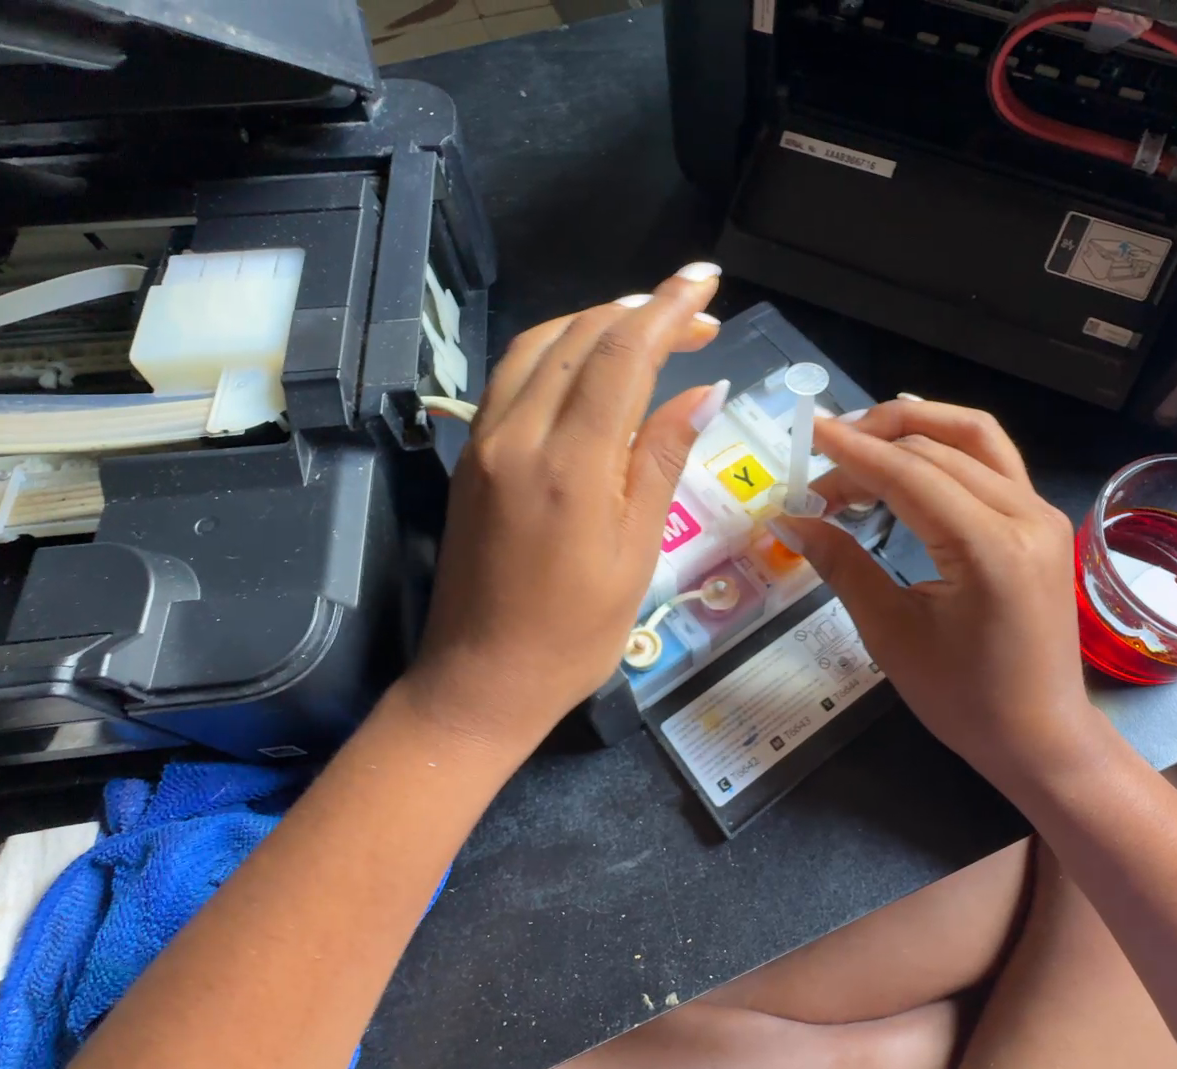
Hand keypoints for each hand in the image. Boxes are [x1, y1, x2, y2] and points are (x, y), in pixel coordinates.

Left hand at [400, 265, 728, 755]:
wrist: (479, 680)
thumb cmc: (574, 634)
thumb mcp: (637, 553)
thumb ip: (662, 459)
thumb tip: (702, 390)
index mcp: (570, 464)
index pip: (623, 354)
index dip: (669, 309)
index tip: (707, 281)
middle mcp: (518, 434)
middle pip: (581, 337)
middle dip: (641, 310)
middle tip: (697, 315)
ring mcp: (484, 440)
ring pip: (540, 345)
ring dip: (596, 321)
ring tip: (647, 327)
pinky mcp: (470, 454)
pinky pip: (514, 375)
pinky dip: (558, 349)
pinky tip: (590, 362)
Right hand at [771, 400, 1117, 792]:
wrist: (1040, 736)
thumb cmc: (963, 699)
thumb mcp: (890, 634)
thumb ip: (841, 565)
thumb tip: (789, 520)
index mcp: (989, 549)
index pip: (909, 475)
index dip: (852, 451)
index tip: (808, 431)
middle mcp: (1025, 515)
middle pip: (938, 447)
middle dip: (872, 447)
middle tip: (821, 470)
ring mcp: (1041, 513)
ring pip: (974, 436)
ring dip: (914, 427)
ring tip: (861, 440)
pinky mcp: (1041, 519)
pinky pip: (991, 459)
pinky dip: (944, 446)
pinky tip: (908, 453)